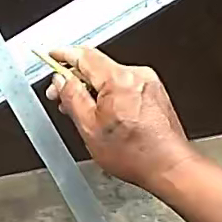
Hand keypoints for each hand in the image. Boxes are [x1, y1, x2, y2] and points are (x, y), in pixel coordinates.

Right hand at [46, 45, 198, 189]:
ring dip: (92, 89)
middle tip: (59, 94)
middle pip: (97, 66)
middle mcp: (137, 75)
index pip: (84, 55)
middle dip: (75, 79)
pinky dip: (109, 94)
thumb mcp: (89, 127)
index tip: (52, 55)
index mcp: (119, 79)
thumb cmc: (135, 153)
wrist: (169, 167)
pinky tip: (102, 113)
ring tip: (80, 110)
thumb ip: (71, 98)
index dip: (63, 54)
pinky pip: (124, 85)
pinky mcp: (154, 93)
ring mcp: (148, 83)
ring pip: (110, 77)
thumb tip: (60, 81)